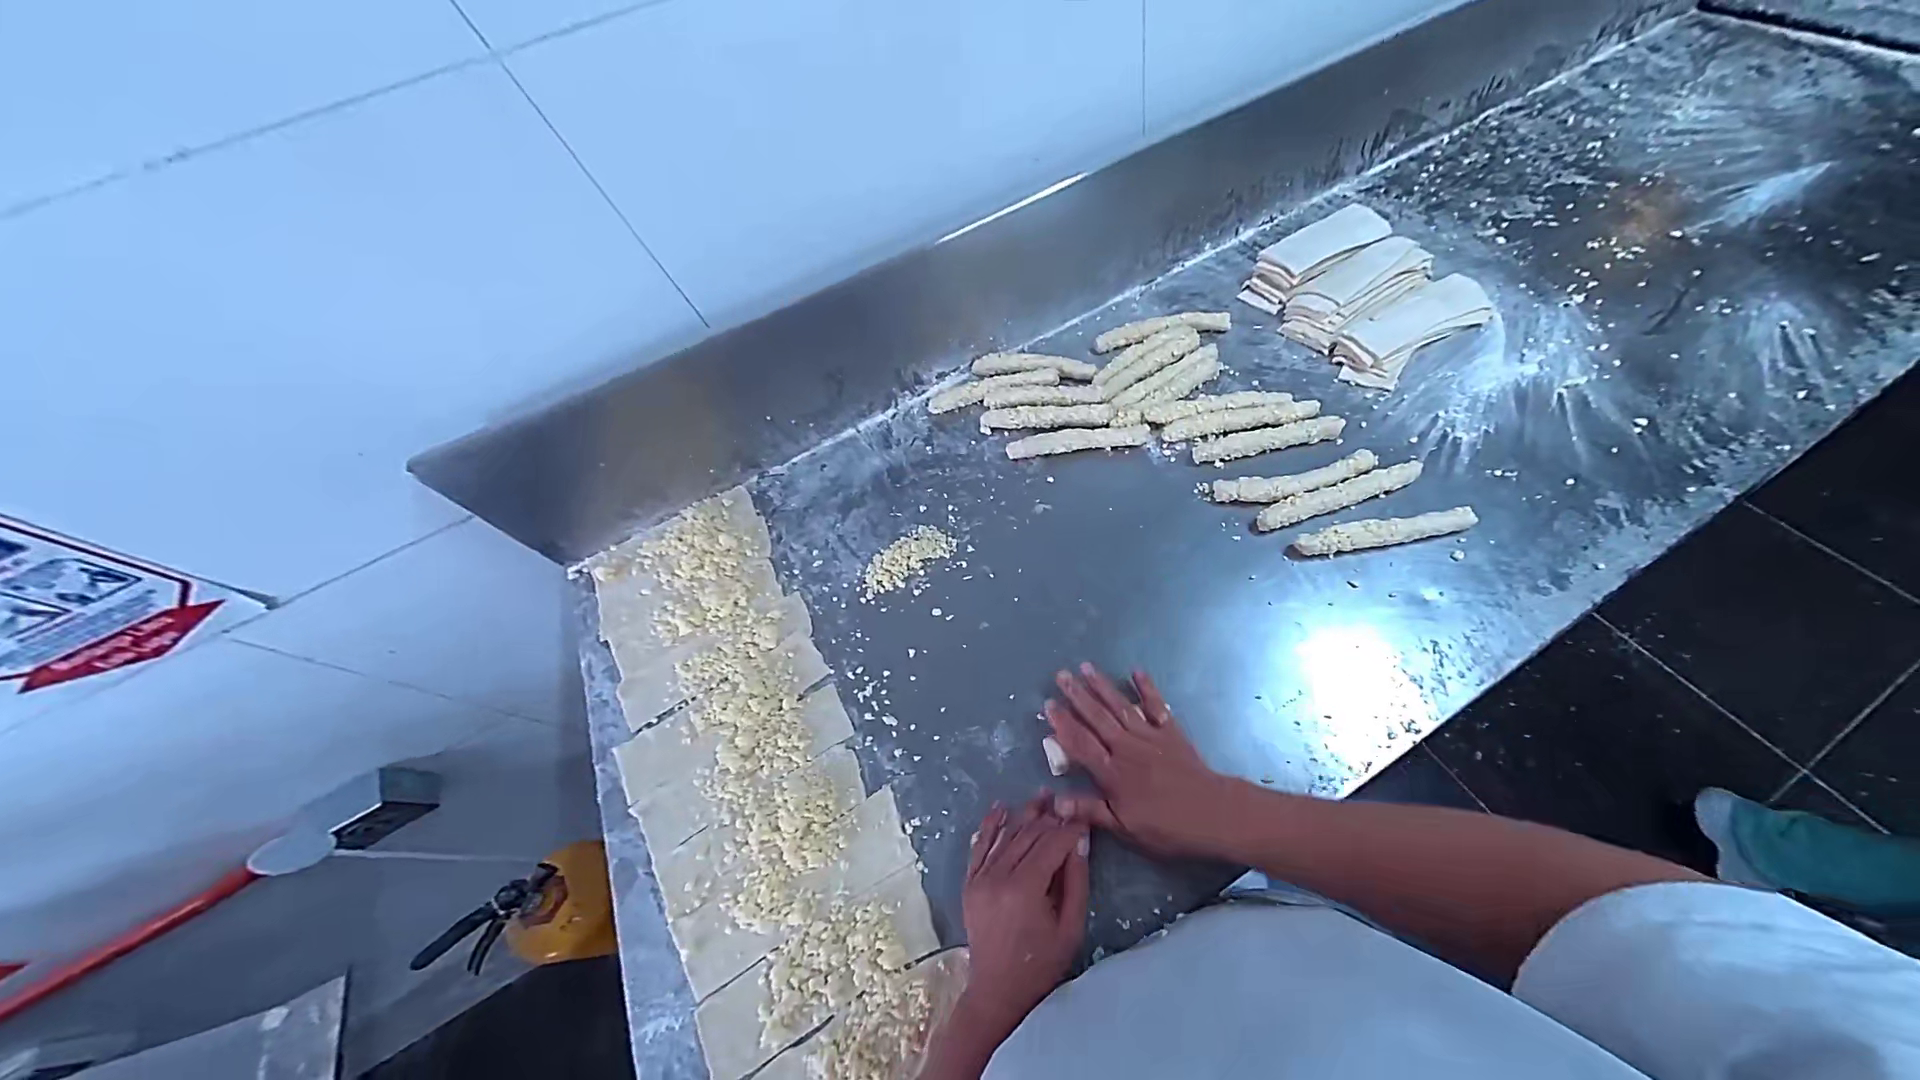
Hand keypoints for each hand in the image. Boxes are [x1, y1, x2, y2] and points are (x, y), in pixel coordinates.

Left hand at [958, 797, 1088, 1033]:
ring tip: (1040, 797)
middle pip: (1028, 836)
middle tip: (1064, 801)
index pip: (1051, 845)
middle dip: (1048, 817)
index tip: (1083, 818)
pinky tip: (1000, 808)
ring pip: (1006, 836)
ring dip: (1023, 815)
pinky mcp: (970, 883)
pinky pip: (980, 847)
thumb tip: (1079, 839)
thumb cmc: (1042, 964)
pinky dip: (990, 826)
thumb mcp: (1070, 927)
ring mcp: (980, 878)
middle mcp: (999, 877)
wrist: (998, 992)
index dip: (1069, 829)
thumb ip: (1075, 881)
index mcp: (1025, 888)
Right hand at [1046, 663, 1251, 859]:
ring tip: (1086, 667)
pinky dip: (1146, 688)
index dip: (1063, 724)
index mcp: (1112, 772)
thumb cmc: (1167, 827)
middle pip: (1097, 718)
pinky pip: (1156, 706)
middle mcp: (1126, 748)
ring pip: (1120, 707)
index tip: (1048, 705)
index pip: (1080, 743)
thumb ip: (1090, 811)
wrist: (1214, 815)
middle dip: (1077, 696)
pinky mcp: (1170, 733)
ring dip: (1102, 686)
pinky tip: (1136, 672)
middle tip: (1060, 675)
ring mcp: (1149, 737)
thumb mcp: (1125, 828)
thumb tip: (1054, 802)